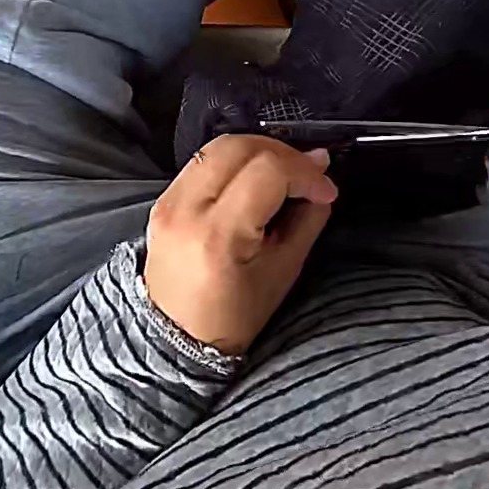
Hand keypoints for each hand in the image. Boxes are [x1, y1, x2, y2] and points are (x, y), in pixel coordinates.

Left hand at [144, 135, 337, 354]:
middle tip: (309, 174)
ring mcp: (168, 202)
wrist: (177, 342)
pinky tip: (256, 180)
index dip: (305, 172)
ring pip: (219, 146)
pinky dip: (236, 161)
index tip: (326, 190)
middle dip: (284, 153)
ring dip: (260, 151)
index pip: (268, 171)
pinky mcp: (162, 200)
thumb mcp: (284, 269)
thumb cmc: (236, 316)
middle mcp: (186, 209)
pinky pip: (204, 162)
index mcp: (218, 234)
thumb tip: (322, 175)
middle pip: (240, 147)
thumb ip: (307, 218)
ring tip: (285, 173)